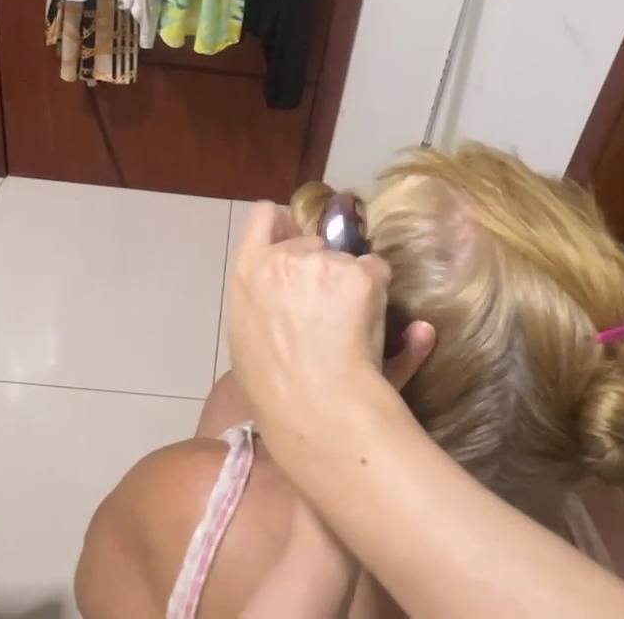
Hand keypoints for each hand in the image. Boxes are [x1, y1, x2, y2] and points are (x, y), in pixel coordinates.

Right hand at [227, 201, 434, 437]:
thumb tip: (282, 288)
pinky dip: (377, 291)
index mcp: (247, 272)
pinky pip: (375, 271)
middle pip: (311, 241)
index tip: (297, 240)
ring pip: (345, 259)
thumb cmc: (274, 387)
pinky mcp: (358, 274)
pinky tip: (368, 326)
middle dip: (322, 265)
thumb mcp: (246, 336)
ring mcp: (321, 263)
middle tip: (328, 306)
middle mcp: (282, 257)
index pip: (263, 216)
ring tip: (347, 326)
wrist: (315, 407)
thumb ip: (261, 297)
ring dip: (350, 281)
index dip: (285, 224)